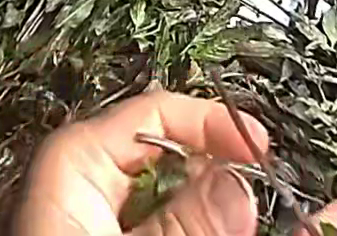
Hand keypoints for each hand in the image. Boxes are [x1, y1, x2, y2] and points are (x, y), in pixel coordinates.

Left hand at [12, 89, 269, 235]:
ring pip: (172, 198)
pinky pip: (163, 224)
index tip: (259, 149)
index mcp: (77, 159)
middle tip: (259, 204)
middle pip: (171, 158)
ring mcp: (99, 215)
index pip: (158, 113)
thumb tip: (239, 187)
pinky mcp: (107, 234)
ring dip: (210, 213)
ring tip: (248, 223)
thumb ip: (181, 227)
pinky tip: (220, 230)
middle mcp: (89, 179)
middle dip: (218, 177)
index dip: (213, 123)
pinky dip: (191, 228)